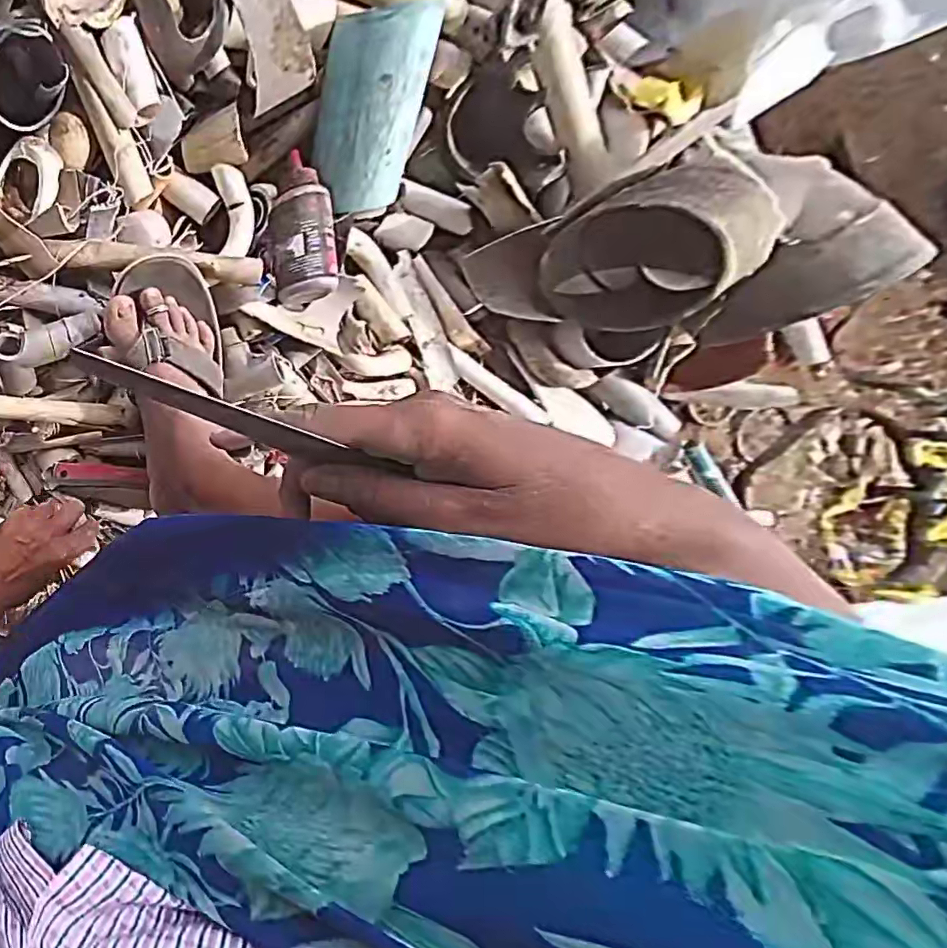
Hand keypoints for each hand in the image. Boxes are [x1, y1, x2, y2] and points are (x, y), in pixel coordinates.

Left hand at [0, 496, 100, 606]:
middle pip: (72, 508)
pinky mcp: (12, 519)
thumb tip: (68, 552)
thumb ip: (61, 559)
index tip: (91, 528)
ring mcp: (28, 523)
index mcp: (59, 552)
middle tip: (74, 516)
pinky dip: (33, 513)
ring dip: (54, 511)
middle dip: (76, 512)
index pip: (87, 532)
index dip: (91, 530)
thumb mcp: (47, 579)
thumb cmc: (10, 591)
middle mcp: (46, 533)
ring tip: (51, 519)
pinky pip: (30, 508)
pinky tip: (30, 522)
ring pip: (51, 504)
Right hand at [278, 393, 850, 613]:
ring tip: (382, 536)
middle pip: (337, 436)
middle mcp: (428, 411)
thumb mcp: (461, 526)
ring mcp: (447, 425)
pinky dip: (385, 492)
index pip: (318, 424)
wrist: (668, 531)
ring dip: (354, 491)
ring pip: (365, 452)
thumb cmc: (572, 530)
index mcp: (422, 421)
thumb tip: (311, 475)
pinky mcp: (463, 443)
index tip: (278, 502)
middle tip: (331, 537)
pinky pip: (397, 462)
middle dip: (319, 482)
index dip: (280, 454)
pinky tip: (411, 525)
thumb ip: (379, 497)